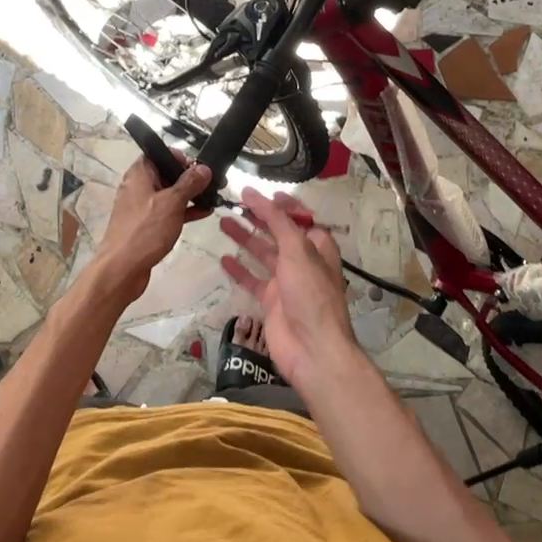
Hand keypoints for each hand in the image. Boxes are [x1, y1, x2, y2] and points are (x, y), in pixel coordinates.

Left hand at [93, 156, 212, 302]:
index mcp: (139, 175)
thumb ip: (189, 184)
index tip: (199, 167)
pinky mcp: (147, 225)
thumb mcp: (172, 203)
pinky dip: (184, 211)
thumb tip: (204, 168)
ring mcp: (142, 208)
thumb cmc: (145, 230)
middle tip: (213, 183)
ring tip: (213, 198)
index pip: (159, 154)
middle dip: (190, 178)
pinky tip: (203, 213)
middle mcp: (138, 187)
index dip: (179, 157)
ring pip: (169, 195)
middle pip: (166, 175)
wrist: (122, 268)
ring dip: (190, 196)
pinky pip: (168, 212)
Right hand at [219, 188, 358, 392]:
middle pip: (278, 233)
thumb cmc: (310, 294)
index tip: (258, 193)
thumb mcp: (298, 250)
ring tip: (223, 221)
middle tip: (234, 203)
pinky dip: (239, 269)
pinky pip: (252, 280)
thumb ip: (278, 221)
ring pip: (263, 253)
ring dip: (245, 238)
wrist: (313, 349)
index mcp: (317, 247)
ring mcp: (286, 282)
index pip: (300, 218)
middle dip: (259, 217)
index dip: (281, 204)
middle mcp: (303, 261)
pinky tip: (223, 258)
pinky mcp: (271, 301)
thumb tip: (259, 196)